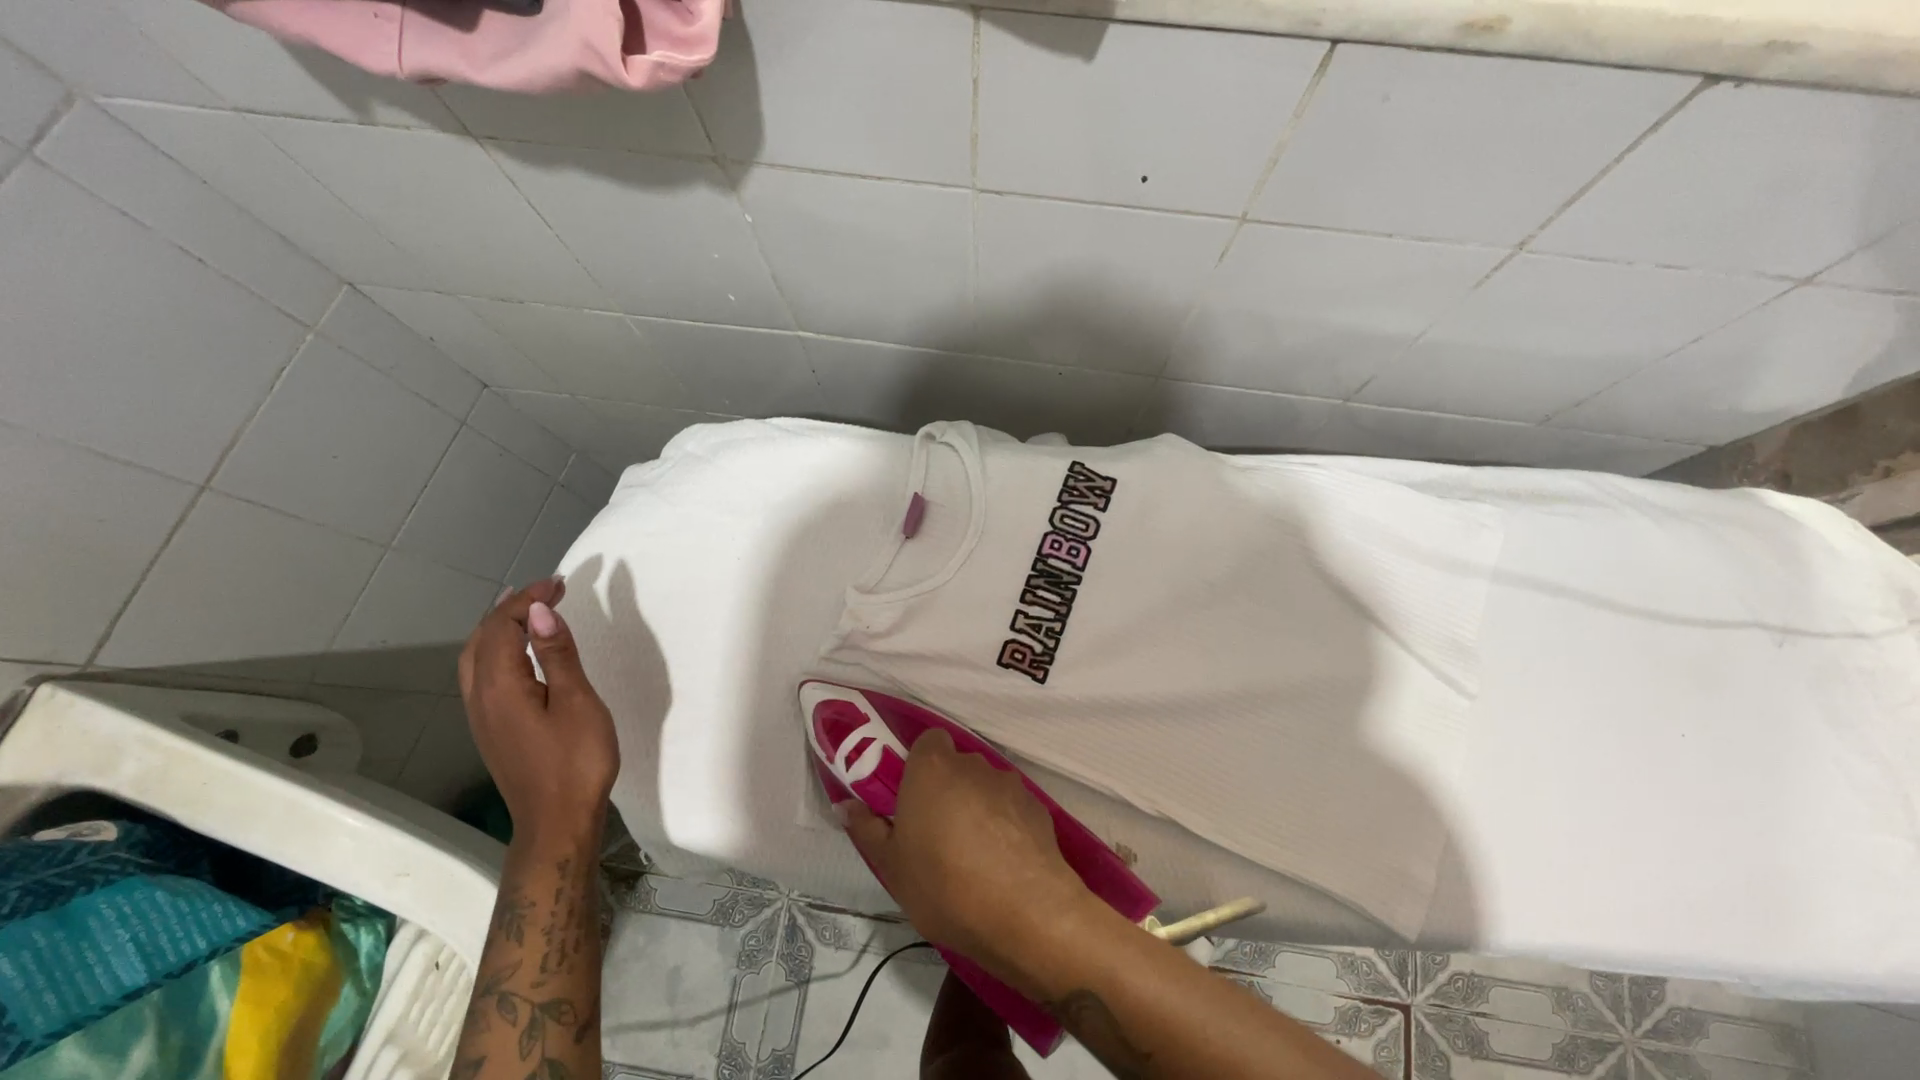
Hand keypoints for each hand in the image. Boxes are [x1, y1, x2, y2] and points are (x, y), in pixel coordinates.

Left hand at [459, 577, 618, 837]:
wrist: (557, 821)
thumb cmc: (576, 761)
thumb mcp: (578, 702)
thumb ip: (558, 654)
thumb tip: (540, 611)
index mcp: (501, 686)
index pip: (505, 626)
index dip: (530, 599)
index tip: (561, 583)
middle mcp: (480, 696)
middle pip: (482, 638)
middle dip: (511, 608)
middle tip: (547, 591)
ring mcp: (481, 715)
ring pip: (475, 657)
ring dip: (497, 628)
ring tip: (524, 611)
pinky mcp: (490, 729)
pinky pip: (480, 674)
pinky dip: (495, 649)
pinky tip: (515, 653)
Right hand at [841, 730, 1094, 975]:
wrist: (1026, 913)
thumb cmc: (945, 886)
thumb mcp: (892, 866)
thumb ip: (867, 829)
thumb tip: (845, 805)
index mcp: (933, 769)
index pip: (928, 743)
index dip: (920, 766)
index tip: (912, 800)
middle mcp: (974, 766)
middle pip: (957, 766)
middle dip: (946, 790)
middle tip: (934, 833)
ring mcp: (1011, 787)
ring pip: (986, 788)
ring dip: (977, 808)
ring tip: (971, 855)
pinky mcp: (1039, 810)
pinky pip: (1012, 810)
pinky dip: (1005, 827)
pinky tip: (1001, 865)